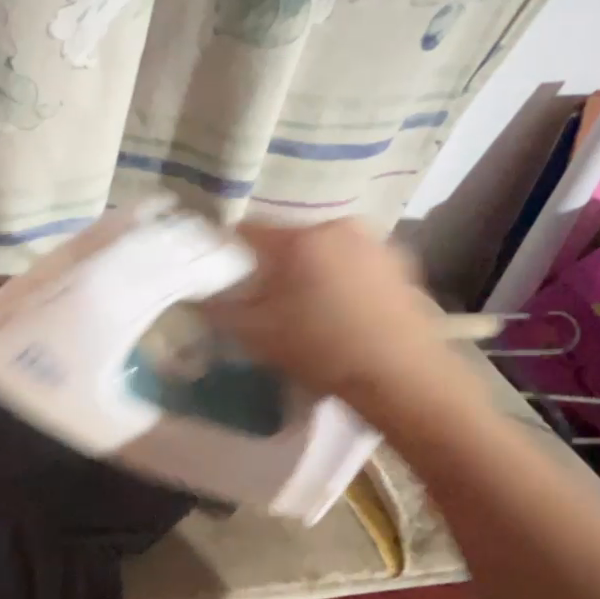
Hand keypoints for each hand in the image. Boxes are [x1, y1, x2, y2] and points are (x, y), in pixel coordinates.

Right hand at [205, 219, 477, 416]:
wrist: (400, 373)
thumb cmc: (319, 349)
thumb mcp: (254, 335)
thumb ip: (217, 309)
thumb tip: (198, 296)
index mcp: (299, 238)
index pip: (245, 230)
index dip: (226, 253)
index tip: (220, 278)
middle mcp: (338, 226)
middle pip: (288, 240)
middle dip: (272, 266)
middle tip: (263, 301)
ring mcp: (376, 241)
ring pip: (323, 251)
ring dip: (308, 272)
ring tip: (303, 310)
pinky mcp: (402, 262)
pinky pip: (354, 263)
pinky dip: (340, 280)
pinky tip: (339, 314)